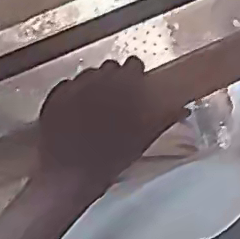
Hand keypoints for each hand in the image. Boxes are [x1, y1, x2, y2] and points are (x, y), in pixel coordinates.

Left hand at [36, 58, 181, 190]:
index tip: (137, 89)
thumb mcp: (144, 138)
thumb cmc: (113, 157)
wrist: (71, 172)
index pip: (134, 65)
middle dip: (116, 79)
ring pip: (90, 74)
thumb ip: (164, 118)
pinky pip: (69, 85)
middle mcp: (99, 80)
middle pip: (111, 67)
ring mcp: (74, 86)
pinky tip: (77, 113)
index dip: (136, 76)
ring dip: (96, 85)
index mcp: (124, 87)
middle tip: (118, 100)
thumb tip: (184, 109)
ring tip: (97, 108)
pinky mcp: (55, 95)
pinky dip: (75, 95)